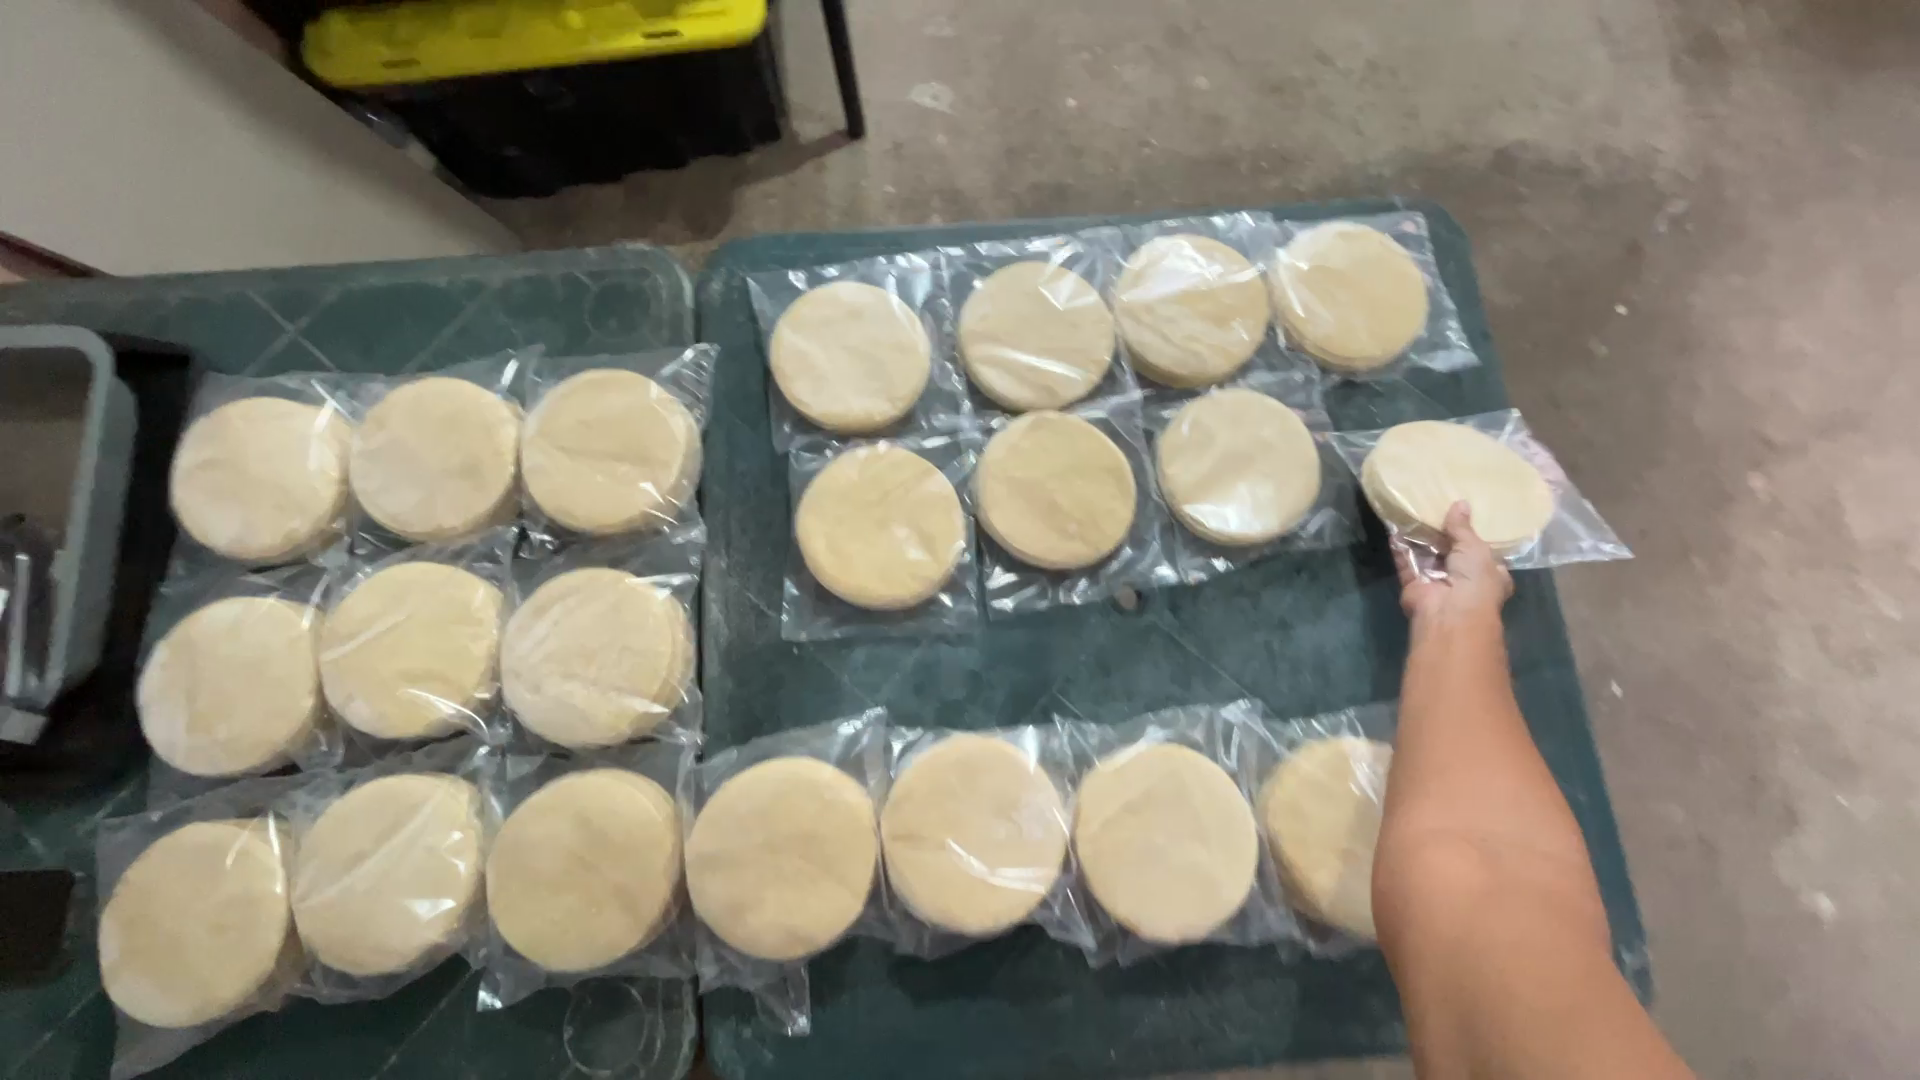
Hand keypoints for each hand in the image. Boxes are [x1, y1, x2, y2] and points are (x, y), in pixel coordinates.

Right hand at [1396, 501, 1512, 625]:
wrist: (1449, 612)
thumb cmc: (1475, 580)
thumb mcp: (1475, 548)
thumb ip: (1463, 528)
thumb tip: (1460, 503)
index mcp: (1490, 574)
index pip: (1484, 553)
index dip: (1475, 536)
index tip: (1466, 517)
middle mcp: (1463, 579)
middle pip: (1452, 551)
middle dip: (1443, 534)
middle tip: (1434, 508)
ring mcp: (1437, 581)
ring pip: (1426, 555)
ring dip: (1419, 537)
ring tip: (1412, 512)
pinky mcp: (1413, 583)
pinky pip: (1405, 561)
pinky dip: (1400, 547)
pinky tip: (1394, 529)